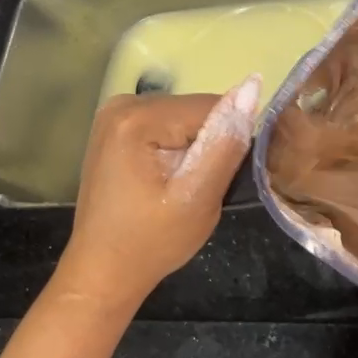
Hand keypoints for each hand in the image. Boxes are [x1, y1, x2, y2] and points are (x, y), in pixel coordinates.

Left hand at [54, 77, 260, 309]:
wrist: (104, 271)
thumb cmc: (152, 241)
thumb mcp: (199, 196)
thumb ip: (226, 141)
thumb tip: (252, 86)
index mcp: (138, 117)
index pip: (213, 106)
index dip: (226, 142)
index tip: (214, 180)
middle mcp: (122, 105)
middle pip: (195, 110)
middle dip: (208, 144)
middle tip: (196, 189)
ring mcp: (114, 115)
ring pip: (184, 118)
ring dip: (194, 148)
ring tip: (179, 188)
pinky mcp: (114, 129)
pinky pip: (166, 126)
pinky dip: (176, 150)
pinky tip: (164, 180)